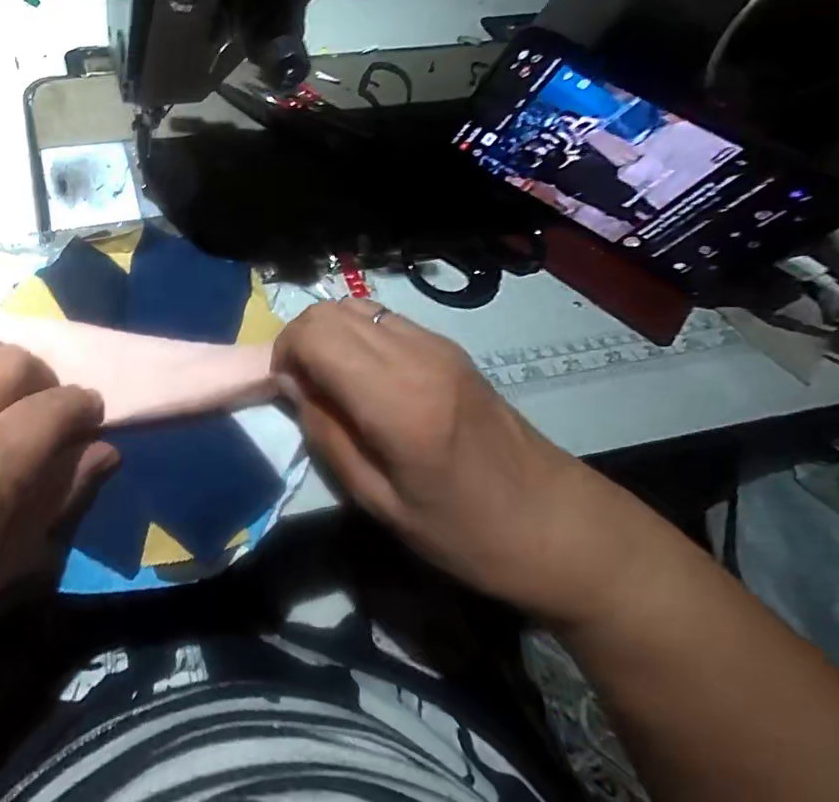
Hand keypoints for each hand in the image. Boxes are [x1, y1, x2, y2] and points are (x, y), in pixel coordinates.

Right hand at [274, 300, 634, 626]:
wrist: (555, 521)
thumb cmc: (465, 531)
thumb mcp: (381, 503)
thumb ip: (329, 435)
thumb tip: (294, 386)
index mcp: (396, 398)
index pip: (315, 334)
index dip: (284, 354)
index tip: (286, 392)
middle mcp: (417, 354)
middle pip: (331, 312)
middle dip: (301, 342)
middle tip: (303, 390)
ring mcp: (438, 345)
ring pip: (357, 307)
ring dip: (330, 337)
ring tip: (332, 386)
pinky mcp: (451, 347)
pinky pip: (386, 321)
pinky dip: (359, 338)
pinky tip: (366, 382)